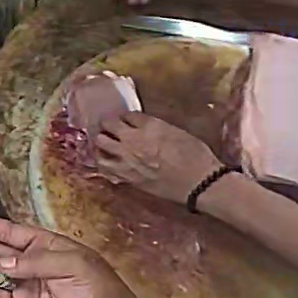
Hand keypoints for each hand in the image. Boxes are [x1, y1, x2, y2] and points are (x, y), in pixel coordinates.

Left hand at [92, 114, 223, 205]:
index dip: (126, 117)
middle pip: (107, 125)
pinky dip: (105, 163)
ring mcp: (126, 159)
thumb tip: (146, 128)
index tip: (127, 120)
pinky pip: (105, 167)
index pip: (127, 114)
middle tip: (112, 129)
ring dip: (102, 143)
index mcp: (148, 125)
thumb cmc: (195, 155)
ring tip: (106, 145)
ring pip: (100, 145)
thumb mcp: (177, 132)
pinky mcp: (126, 176)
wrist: (197, 183)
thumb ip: (156, 128)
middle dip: (108, 125)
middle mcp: (132, 139)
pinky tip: (109, 163)